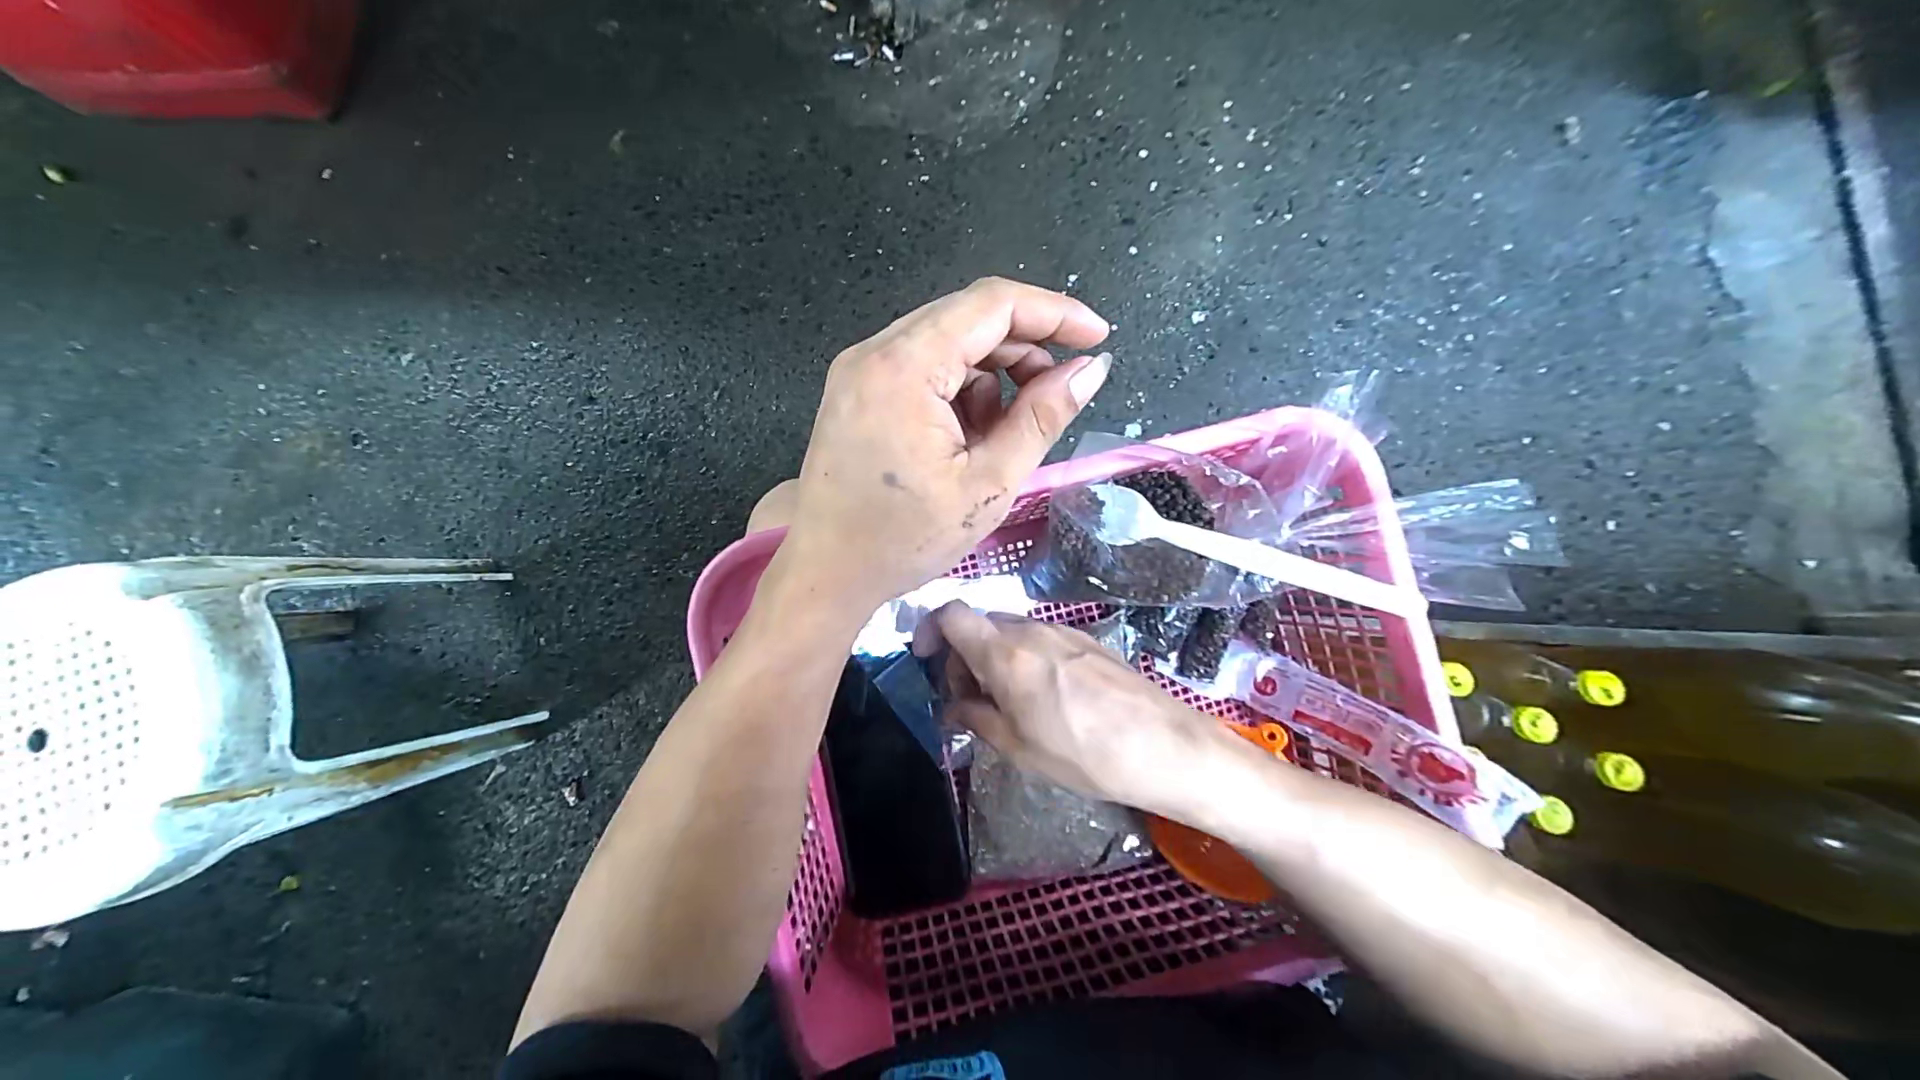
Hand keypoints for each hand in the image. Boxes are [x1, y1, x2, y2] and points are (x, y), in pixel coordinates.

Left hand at [777, 278, 1110, 614]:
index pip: (992, 304)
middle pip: (968, 317)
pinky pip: (921, 366)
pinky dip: (956, 391)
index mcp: (904, 368)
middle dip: (1023, 349)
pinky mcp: (856, 389)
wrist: (826, 573)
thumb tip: (1091, 369)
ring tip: (1000, 436)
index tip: (1096, 336)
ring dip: (990, 375)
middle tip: (1056, 394)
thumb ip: (1042, 418)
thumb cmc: (903, 540)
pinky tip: (966, 438)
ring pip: (947, 342)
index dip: (1054, 312)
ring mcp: (860, 369)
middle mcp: (874, 352)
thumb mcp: (988, 484)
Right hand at [918, 602, 1224, 812]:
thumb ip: (975, 718)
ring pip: (1010, 633)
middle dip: (962, 657)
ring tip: (1005, 706)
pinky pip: (1040, 640)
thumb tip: (953, 708)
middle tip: (968, 702)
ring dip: (994, 660)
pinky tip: (1043, 699)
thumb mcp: (1017, 747)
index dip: (928, 628)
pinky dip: (1024, 659)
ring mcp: (1063, 630)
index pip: (951, 613)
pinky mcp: (1088, 640)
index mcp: (1005, 652)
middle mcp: (1031, 629)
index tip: (924, 659)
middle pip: (979, 625)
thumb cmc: (1083, 753)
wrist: (1165, 746)